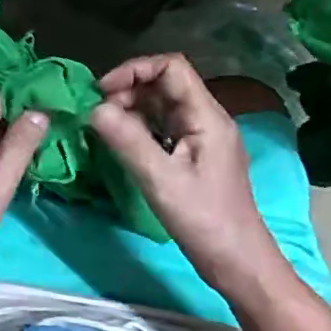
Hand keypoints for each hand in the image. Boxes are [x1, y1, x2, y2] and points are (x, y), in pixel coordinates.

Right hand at [89, 54, 282, 289]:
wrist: (238, 263)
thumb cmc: (204, 220)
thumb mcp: (161, 180)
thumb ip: (127, 140)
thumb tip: (93, 108)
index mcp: (206, 116)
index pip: (171, 67)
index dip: (134, 70)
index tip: (102, 91)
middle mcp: (205, 118)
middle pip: (164, 83)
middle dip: (128, 90)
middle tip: (99, 114)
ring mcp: (200, 137)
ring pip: (161, 105)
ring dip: (130, 108)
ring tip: (104, 127)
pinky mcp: (193, 155)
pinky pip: (162, 127)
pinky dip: (138, 127)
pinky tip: (121, 143)